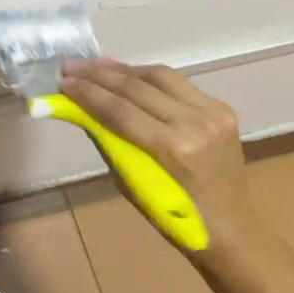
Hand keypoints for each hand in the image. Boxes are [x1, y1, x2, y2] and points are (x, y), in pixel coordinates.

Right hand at [58, 58, 263, 251]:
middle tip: (71, 66)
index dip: (88, 94)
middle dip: (100, 75)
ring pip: (161, 76)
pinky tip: (129, 77)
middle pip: (138, 88)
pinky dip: (150, 79)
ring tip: (96, 66)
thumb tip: (85, 112)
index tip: (63, 82)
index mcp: (173, 149)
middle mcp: (195, 123)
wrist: (230, 226)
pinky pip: (180, 85)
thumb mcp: (133, 185)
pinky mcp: (222, 108)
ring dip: (125, 69)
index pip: (120, 111)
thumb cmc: (175, 219)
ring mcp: (213, 112)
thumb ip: (112, 144)